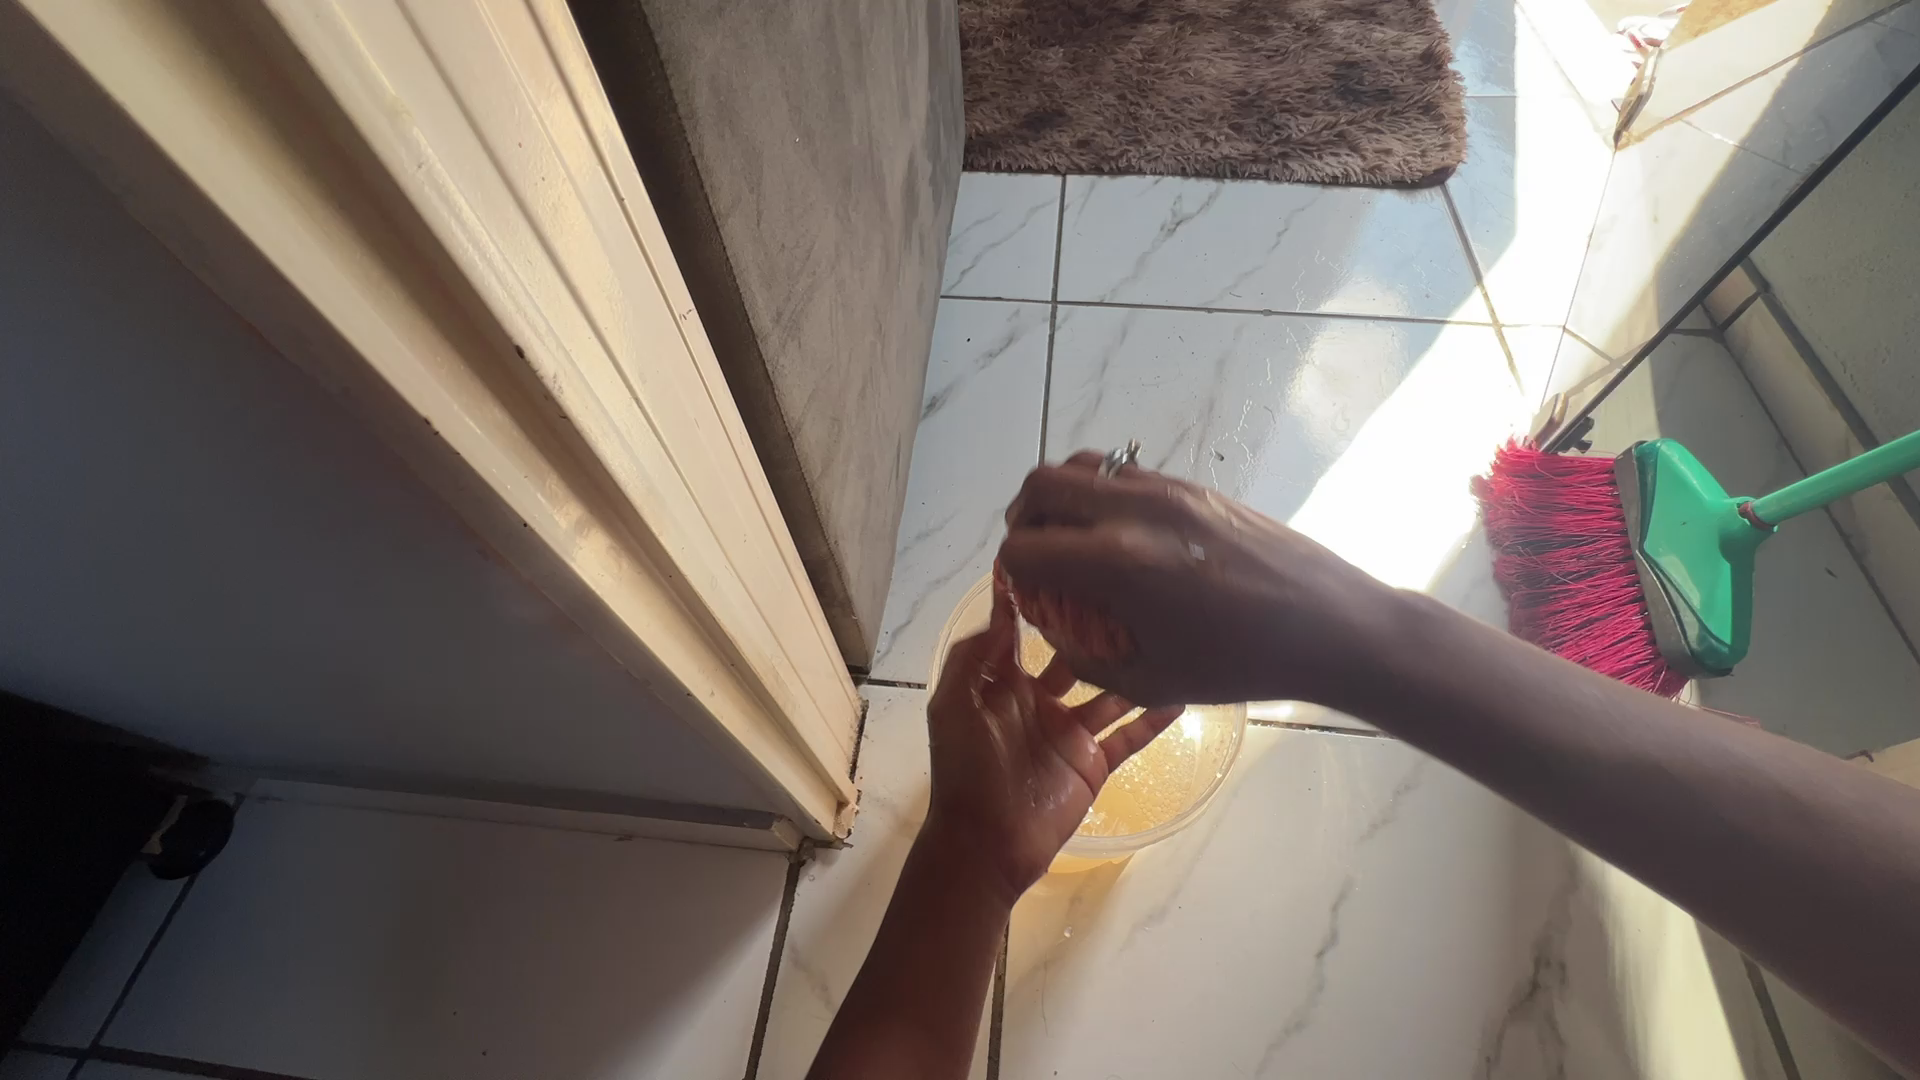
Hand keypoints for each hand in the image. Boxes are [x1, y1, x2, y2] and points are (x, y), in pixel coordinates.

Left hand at [922, 582, 1181, 902]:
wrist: (984, 843)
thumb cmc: (964, 769)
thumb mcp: (953, 706)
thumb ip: (974, 657)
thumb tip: (1004, 609)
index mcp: (1003, 683)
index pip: (1022, 632)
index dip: (1036, 602)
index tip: (1059, 562)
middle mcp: (1040, 699)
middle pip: (1073, 656)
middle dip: (1093, 629)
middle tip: (1127, 593)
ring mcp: (1070, 731)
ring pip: (1108, 692)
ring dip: (1131, 669)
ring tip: (1163, 636)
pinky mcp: (1094, 762)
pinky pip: (1130, 736)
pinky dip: (1153, 719)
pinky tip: (1180, 693)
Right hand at [997, 452, 1398, 709]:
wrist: (1328, 624)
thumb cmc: (1239, 664)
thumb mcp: (1149, 680)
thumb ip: (1083, 653)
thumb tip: (1054, 627)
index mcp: (1117, 561)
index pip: (1024, 547)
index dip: (1011, 571)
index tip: (1024, 589)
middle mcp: (1133, 510)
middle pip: (1040, 485)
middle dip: (1022, 518)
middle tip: (1033, 551)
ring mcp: (1165, 488)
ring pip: (1080, 465)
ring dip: (1058, 497)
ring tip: (1069, 534)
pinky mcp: (1190, 484)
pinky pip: (1122, 470)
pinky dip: (1098, 491)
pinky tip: (1118, 530)